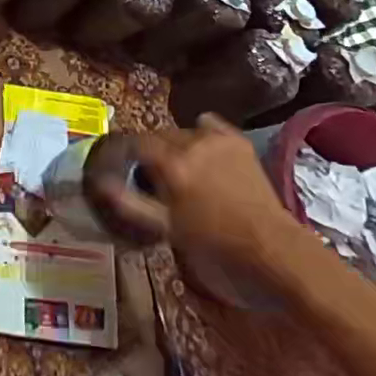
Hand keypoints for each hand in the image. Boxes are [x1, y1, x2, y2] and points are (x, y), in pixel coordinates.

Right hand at [95, 114, 299, 273]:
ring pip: (184, 132)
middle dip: (153, 153)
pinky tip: (205, 155)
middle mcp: (192, 141)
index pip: (137, 143)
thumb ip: (133, 204)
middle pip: (160, 136)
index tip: (124, 167)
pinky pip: (209, 125)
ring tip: (183, 172)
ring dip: (177, 147)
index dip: (128, 153)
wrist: (272, 250)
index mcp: (172, 164)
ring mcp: (217, 138)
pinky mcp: (237, 141)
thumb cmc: (217, 250)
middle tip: (155, 180)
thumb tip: (102, 184)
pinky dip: (202, 135)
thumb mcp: (169, 230)